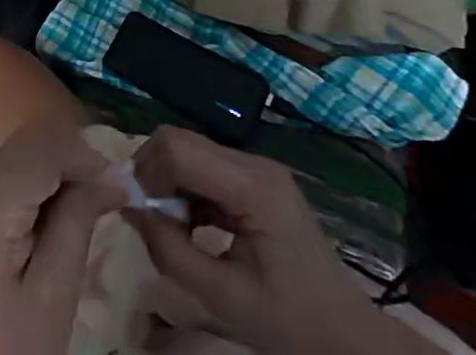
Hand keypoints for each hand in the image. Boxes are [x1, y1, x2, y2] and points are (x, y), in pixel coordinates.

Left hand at [0, 127, 126, 354]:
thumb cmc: (19, 334)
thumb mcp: (57, 285)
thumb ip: (79, 218)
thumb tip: (115, 175)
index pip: (43, 152)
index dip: (86, 159)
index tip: (123, 183)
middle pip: (33, 142)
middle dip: (76, 158)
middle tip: (113, 189)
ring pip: (27, 146)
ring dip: (64, 162)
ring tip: (96, 195)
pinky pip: (19, 162)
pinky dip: (49, 170)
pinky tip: (68, 197)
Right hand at [125, 126, 417, 354]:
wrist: (345, 334)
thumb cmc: (288, 319)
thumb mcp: (222, 296)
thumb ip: (170, 250)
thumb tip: (129, 208)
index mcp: (254, 187)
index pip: (179, 150)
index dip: (147, 174)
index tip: (137, 213)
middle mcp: (254, 163)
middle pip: (179, 140)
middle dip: (153, 174)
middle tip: (150, 220)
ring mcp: (256, 166)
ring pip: (187, 148)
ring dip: (167, 182)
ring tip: (172, 228)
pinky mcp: (254, 177)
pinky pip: (202, 164)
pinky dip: (184, 188)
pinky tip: (190, 224)